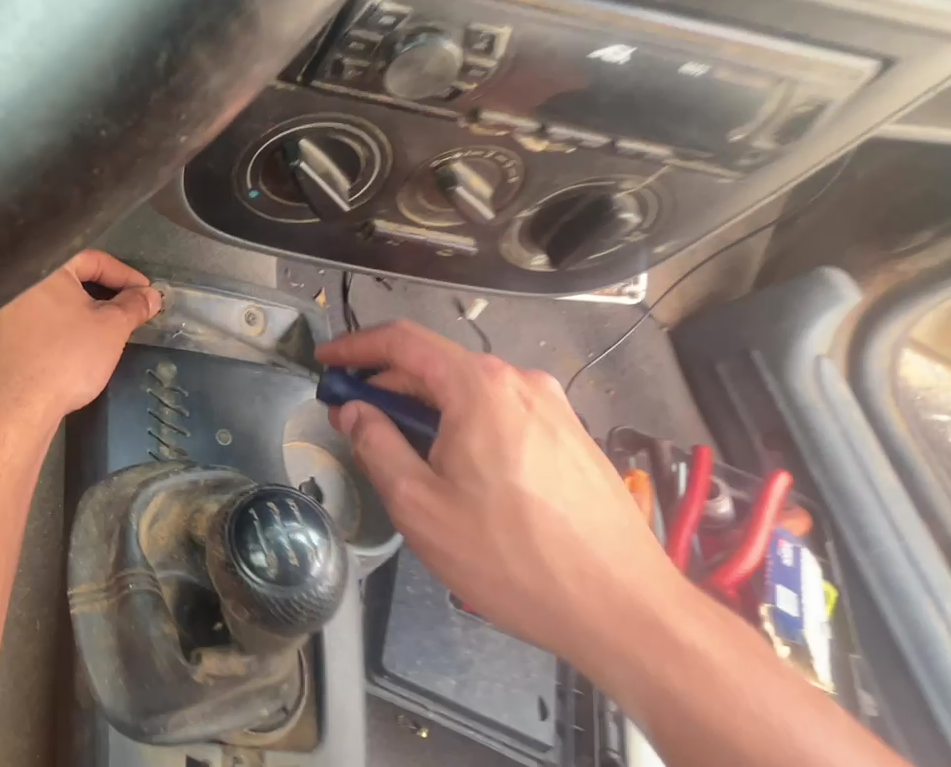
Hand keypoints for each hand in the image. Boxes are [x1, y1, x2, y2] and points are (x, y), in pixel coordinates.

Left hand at [0, 250, 161, 424]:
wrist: (18, 405)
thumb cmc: (67, 357)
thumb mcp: (112, 328)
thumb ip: (134, 305)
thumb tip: (150, 295)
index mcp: (44, 270)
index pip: (92, 259)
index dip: (124, 275)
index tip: (143, 292)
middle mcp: (17, 286)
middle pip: (70, 280)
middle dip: (102, 295)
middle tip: (127, 311)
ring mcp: (2, 314)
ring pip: (51, 305)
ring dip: (79, 314)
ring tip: (103, 332)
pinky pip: (34, 326)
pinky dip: (56, 332)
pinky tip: (70, 351)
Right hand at [317, 320, 680, 664]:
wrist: (626, 609)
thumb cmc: (512, 556)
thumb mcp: (419, 505)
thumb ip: (376, 446)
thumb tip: (356, 413)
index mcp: (479, 387)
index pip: (402, 340)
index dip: (354, 345)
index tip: (324, 361)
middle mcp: (519, 382)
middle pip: (435, 365)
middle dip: (386, 386)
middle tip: (352, 421)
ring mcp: (552, 408)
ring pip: (468, 391)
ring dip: (423, 409)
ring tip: (400, 453)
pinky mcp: (571, 438)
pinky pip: (499, 413)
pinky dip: (461, 424)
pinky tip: (454, 469)